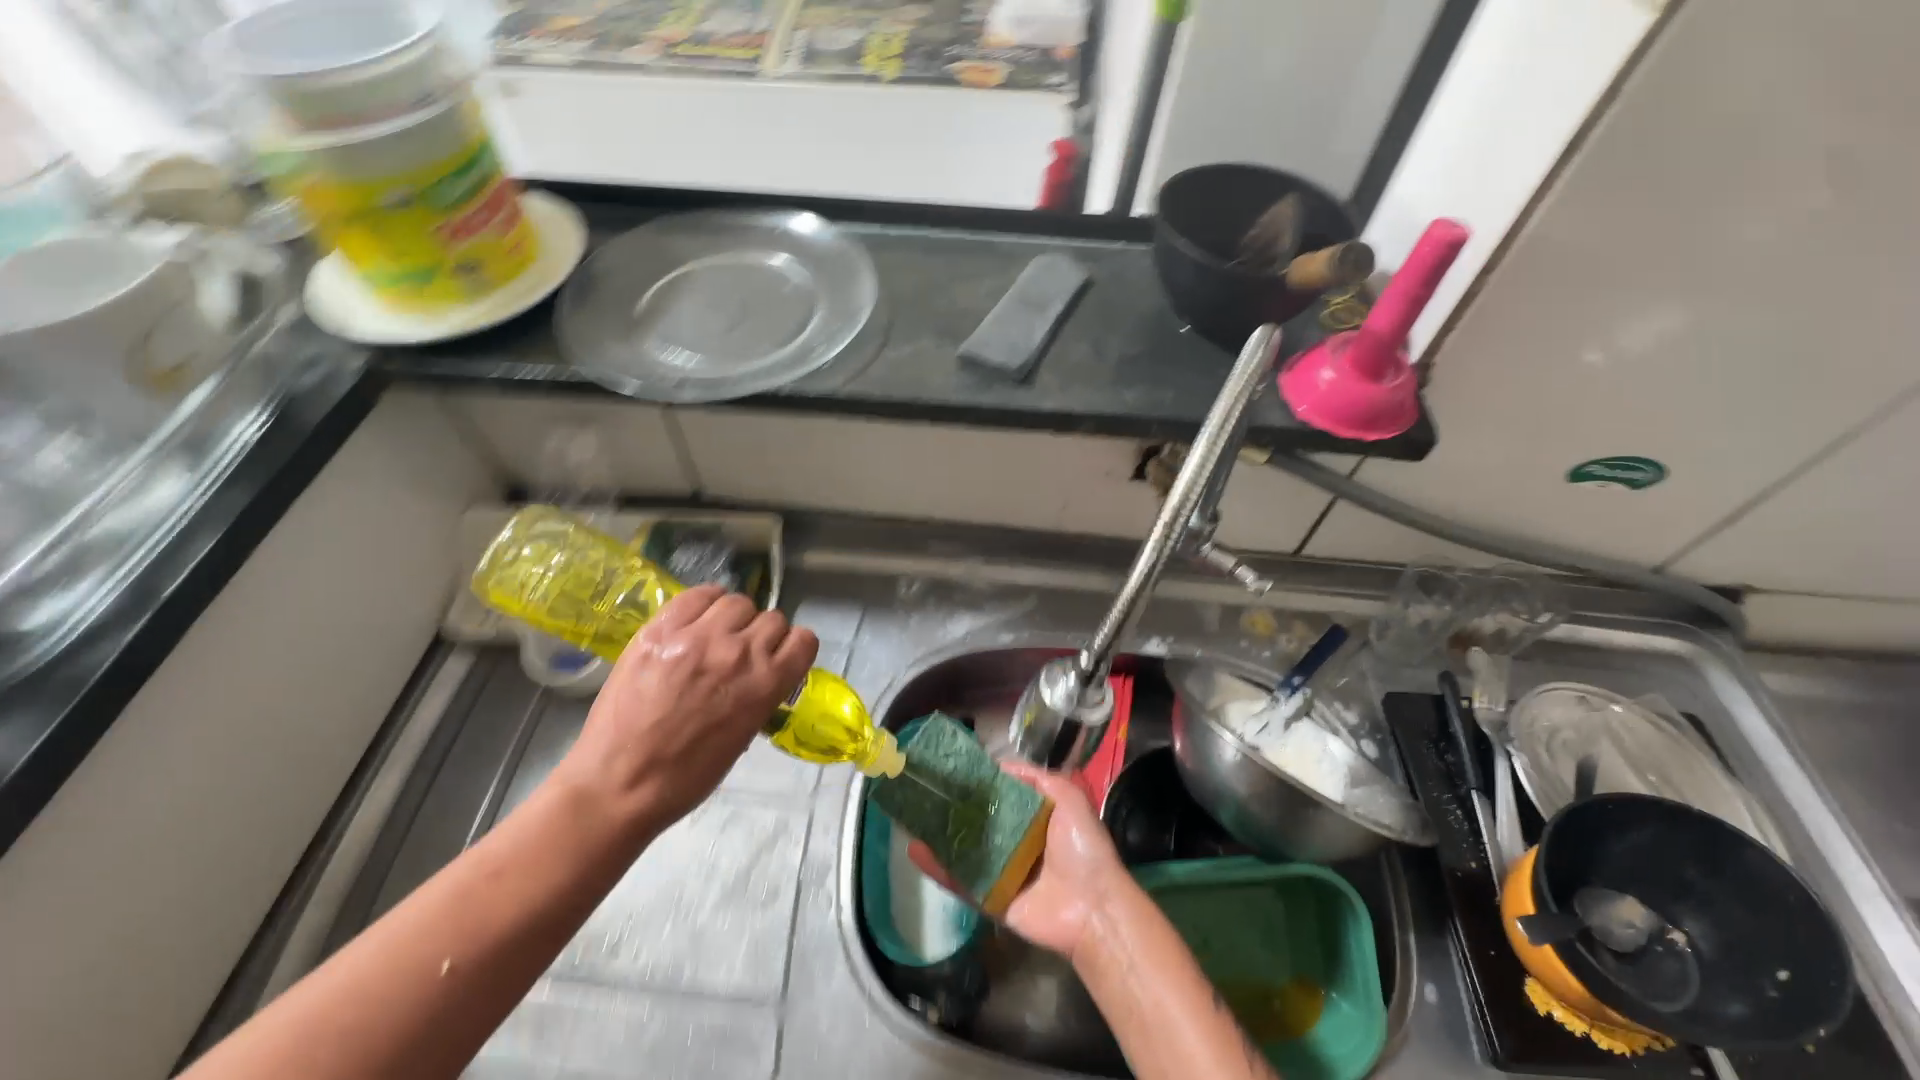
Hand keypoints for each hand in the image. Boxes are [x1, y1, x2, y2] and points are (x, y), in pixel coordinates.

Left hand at [555, 585, 817, 836]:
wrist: (619, 783)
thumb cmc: (686, 777)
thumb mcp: (742, 738)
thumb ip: (759, 697)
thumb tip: (761, 676)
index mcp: (765, 684)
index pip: (803, 640)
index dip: (792, 650)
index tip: (778, 660)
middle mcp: (738, 651)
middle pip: (772, 618)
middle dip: (763, 635)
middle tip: (741, 654)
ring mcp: (696, 636)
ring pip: (737, 602)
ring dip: (734, 618)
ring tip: (715, 637)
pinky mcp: (659, 630)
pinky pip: (697, 595)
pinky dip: (705, 603)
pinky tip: (696, 620)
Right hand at [910, 762, 1132, 960]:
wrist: (1092, 907)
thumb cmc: (1083, 848)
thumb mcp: (1069, 799)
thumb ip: (1037, 778)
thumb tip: (999, 765)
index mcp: (1035, 820)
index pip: (1001, 798)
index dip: (980, 784)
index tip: (953, 769)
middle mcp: (1016, 845)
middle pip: (979, 824)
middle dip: (954, 809)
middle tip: (924, 790)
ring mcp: (1001, 873)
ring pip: (963, 852)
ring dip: (939, 837)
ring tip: (912, 818)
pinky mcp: (990, 899)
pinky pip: (960, 882)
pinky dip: (938, 868)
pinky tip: (915, 850)